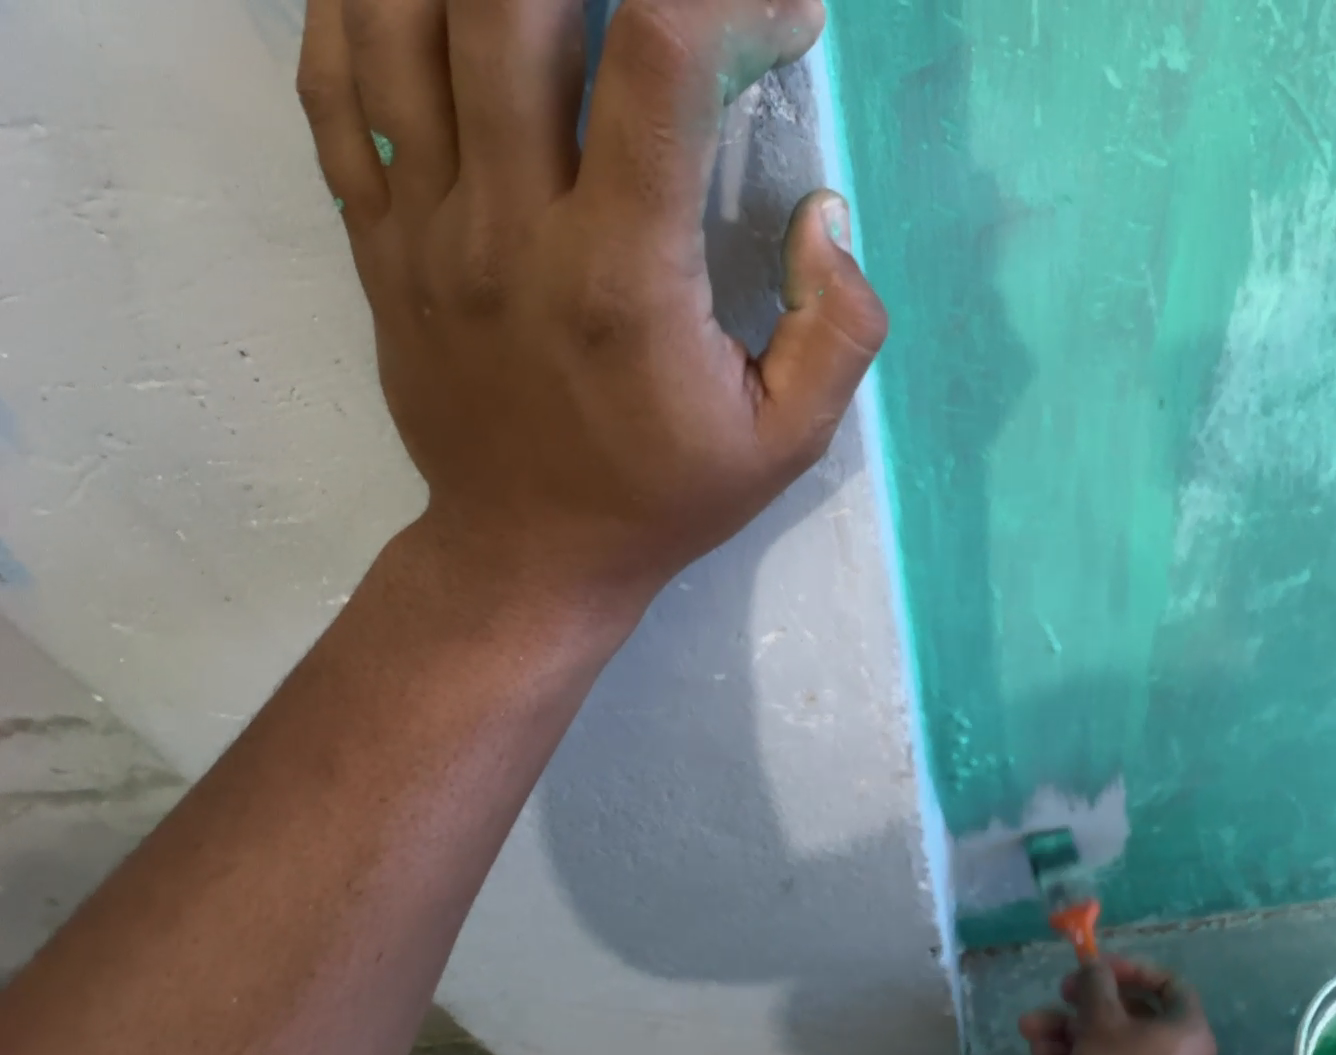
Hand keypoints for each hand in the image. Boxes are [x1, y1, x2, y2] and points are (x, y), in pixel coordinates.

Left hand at [297, 0, 887, 603]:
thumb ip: (838, 328)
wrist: (532, 553)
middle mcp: (513, 229)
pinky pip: (332, 87)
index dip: (731, 2)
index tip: (784, 16)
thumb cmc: (670, 494)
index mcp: (628, 276)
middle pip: (512, 7)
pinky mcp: (378, 243)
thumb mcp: (793, 437)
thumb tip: (824, 213)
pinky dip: (362, 8)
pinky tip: (426, 1)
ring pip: (404, 22)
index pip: (661, 68)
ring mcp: (425, 229)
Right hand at [1019, 957, 1217, 1054]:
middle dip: (1084, 1003)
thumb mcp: (1101, 1023)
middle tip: (1059, 993)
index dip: (1131, 968)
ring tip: (1029, 1029)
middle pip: (1128, 1013)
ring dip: (1069, 1031)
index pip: (1166, 983)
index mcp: (1185, 1029)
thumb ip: (1095, 985)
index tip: (1096, 966)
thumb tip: (1094, 965)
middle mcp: (1176, 1054)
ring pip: (1110, 1043)